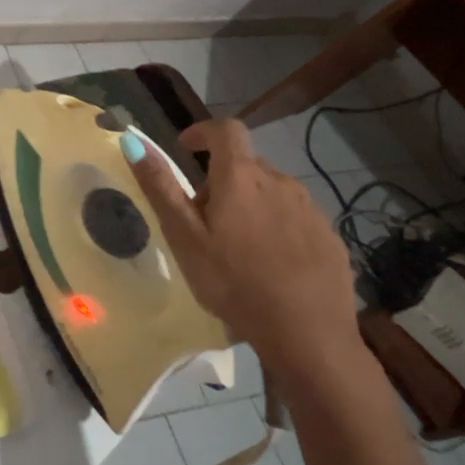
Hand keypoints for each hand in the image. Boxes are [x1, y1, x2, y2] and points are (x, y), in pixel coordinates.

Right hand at [124, 118, 358, 375]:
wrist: (308, 335)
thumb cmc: (233, 282)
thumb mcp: (183, 236)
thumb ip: (160, 186)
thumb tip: (133, 141)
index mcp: (241, 177)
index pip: (226, 129)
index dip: (203, 132)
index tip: (185, 149)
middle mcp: (280, 182)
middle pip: (246, 164)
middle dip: (222, 180)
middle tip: (204, 219)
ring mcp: (311, 210)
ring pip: (272, 191)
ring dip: (251, 203)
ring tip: (237, 246)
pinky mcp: (331, 237)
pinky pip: (295, 218)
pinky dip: (277, 227)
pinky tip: (270, 264)